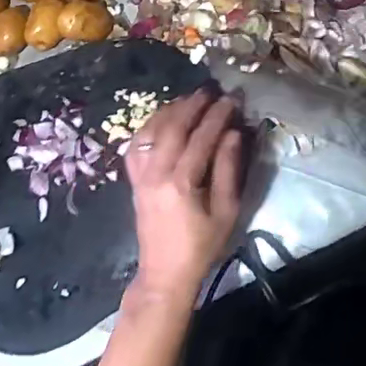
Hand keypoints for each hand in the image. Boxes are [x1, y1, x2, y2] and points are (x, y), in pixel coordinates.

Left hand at [122, 90, 245, 302]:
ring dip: (172, 110)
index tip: (231, 99)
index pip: (201, 138)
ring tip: (190, 98)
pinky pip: (137, 143)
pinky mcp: (133, 179)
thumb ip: (228, 170)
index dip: (217, 116)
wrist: (165, 274)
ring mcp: (140, 176)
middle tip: (211, 91)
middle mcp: (156, 174)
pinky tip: (165, 117)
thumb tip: (233, 133)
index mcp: (181, 184)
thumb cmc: (201, 246)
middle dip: (193, 105)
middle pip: (174, 127)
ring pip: (152, 130)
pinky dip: (151, 125)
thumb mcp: (226, 212)